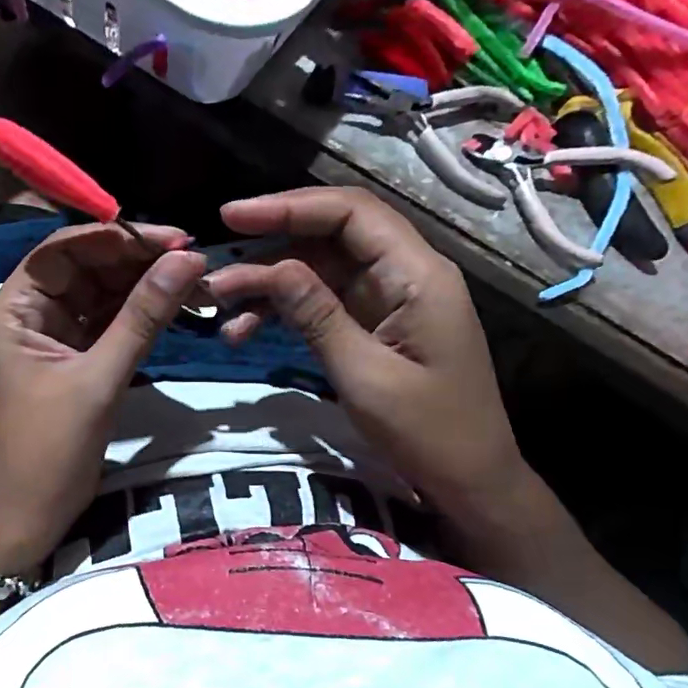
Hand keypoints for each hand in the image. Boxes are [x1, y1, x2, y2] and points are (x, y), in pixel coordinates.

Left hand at [0, 222, 205, 569]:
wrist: (36, 511)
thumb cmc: (53, 445)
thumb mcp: (100, 378)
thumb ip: (143, 317)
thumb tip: (187, 260)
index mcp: (12, 311)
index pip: (61, 252)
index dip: (114, 237)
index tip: (169, 236)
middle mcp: (28, 315)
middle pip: (84, 269)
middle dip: (134, 261)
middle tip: (191, 256)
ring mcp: (53, 338)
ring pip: (100, 295)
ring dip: (141, 286)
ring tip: (191, 276)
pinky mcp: (75, 359)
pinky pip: (107, 323)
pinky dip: (137, 315)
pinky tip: (172, 303)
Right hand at [204, 187, 523, 522]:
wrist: (471, 480)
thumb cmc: (428, 432)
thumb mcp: (365, 375)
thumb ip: (318, 315)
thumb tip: (272, 267)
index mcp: (417, 274)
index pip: (350, 214)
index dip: (289, 207)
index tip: (233, 218)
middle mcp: (406, 274)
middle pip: (331, 238)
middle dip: (271, 249)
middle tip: (216, 273)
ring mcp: (392, 301)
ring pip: (323, 272)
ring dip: (272, 286)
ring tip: (221, 309)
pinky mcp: (379, 327)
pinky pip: (327, 304)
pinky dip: (289, 313)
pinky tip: (248, 331)